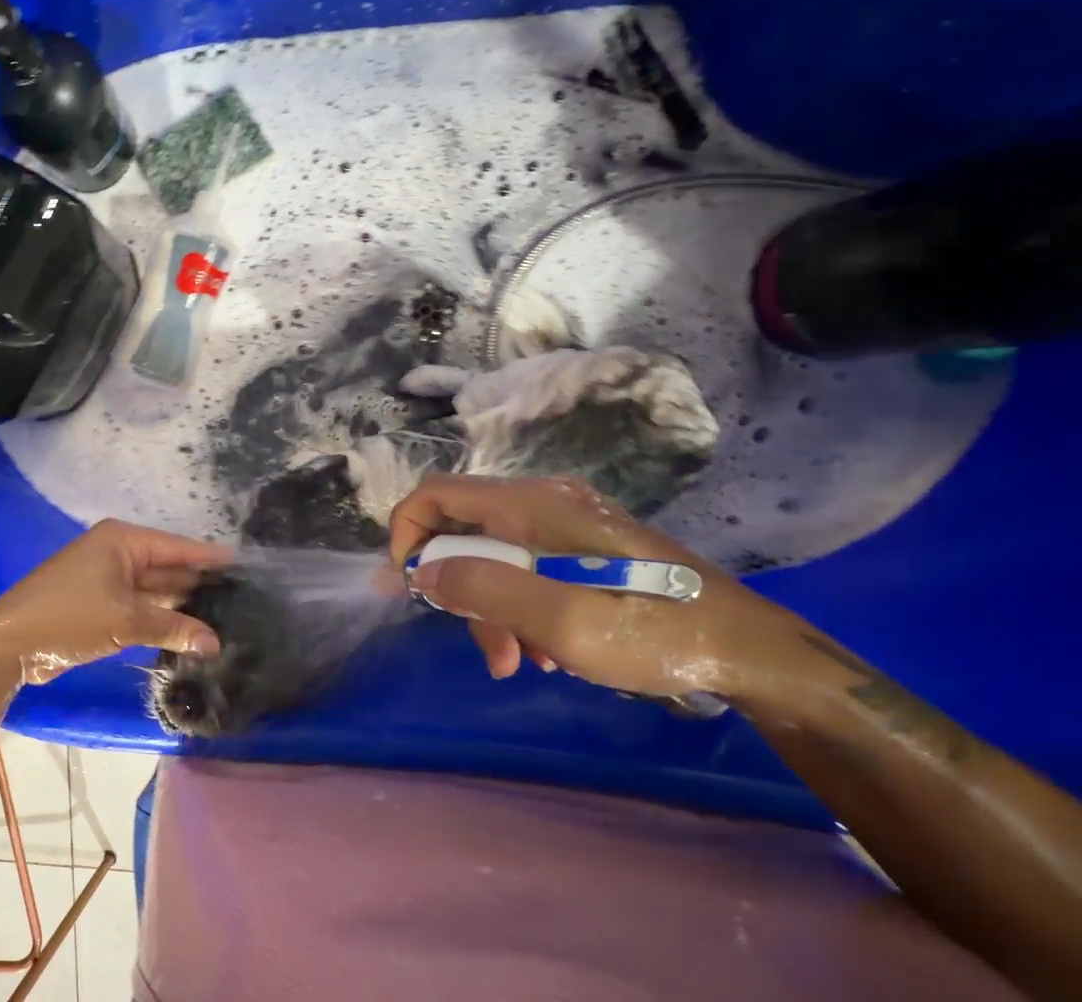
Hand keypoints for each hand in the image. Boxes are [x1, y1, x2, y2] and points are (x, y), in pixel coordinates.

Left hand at [0, 520, 234, 684]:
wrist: (10, 643)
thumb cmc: (69, 617)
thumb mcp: (125, 621)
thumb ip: (173, 628)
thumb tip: (215, 642)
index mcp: (124, 541)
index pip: (180, 548)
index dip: (214, 560)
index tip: (251, 569)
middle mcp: (119, 554)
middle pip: (170, 568)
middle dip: (202, 587)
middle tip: (246, 604)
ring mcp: (110, 581)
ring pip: (157, 592)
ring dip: (184, 608)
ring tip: (229, 622)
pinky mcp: (102, 607)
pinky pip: (142, 610)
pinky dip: (163, 622)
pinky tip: (193, 636)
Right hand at [390, 474, 801, 697]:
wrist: (750, 650)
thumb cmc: (652, 632)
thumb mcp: (558, 618)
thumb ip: (482, 589)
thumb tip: (420, 572)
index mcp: (534, 506)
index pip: (437, 495)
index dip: (408, 533)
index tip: (408, 587)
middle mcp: (545, 503)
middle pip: (466, 534)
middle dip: (461, 593)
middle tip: (491, 652)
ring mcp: (569, 526)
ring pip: (495, 560)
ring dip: (493, 613)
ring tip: (524, 662)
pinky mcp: (588, 550)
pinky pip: (528, 571)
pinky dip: (523, 609)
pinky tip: (550, 650)